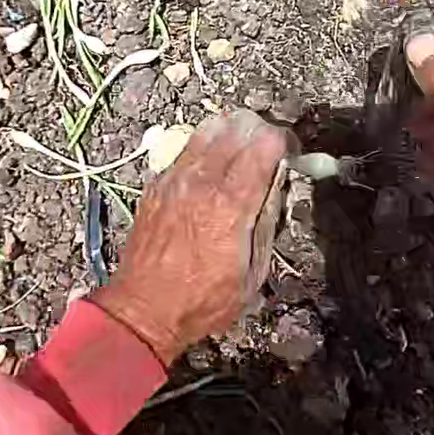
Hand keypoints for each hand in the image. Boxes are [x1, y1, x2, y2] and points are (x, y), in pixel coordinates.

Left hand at [90, 111, 289, 362]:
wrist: (143, 310)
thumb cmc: (203, 300)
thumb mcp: (255, 272)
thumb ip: (269, 221)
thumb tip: (279, 185)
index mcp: (231, 205)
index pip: (266, 142)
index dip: (285, 141)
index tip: (291, 154)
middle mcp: (203, 182)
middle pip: (240, 124)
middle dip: (262, 131)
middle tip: (269, 151)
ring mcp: (176, 178)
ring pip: (211, 126)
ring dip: (233, 132)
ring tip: (241, 153)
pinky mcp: (158, 183)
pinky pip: (187, 146)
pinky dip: (207, 147)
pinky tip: (213, 169)